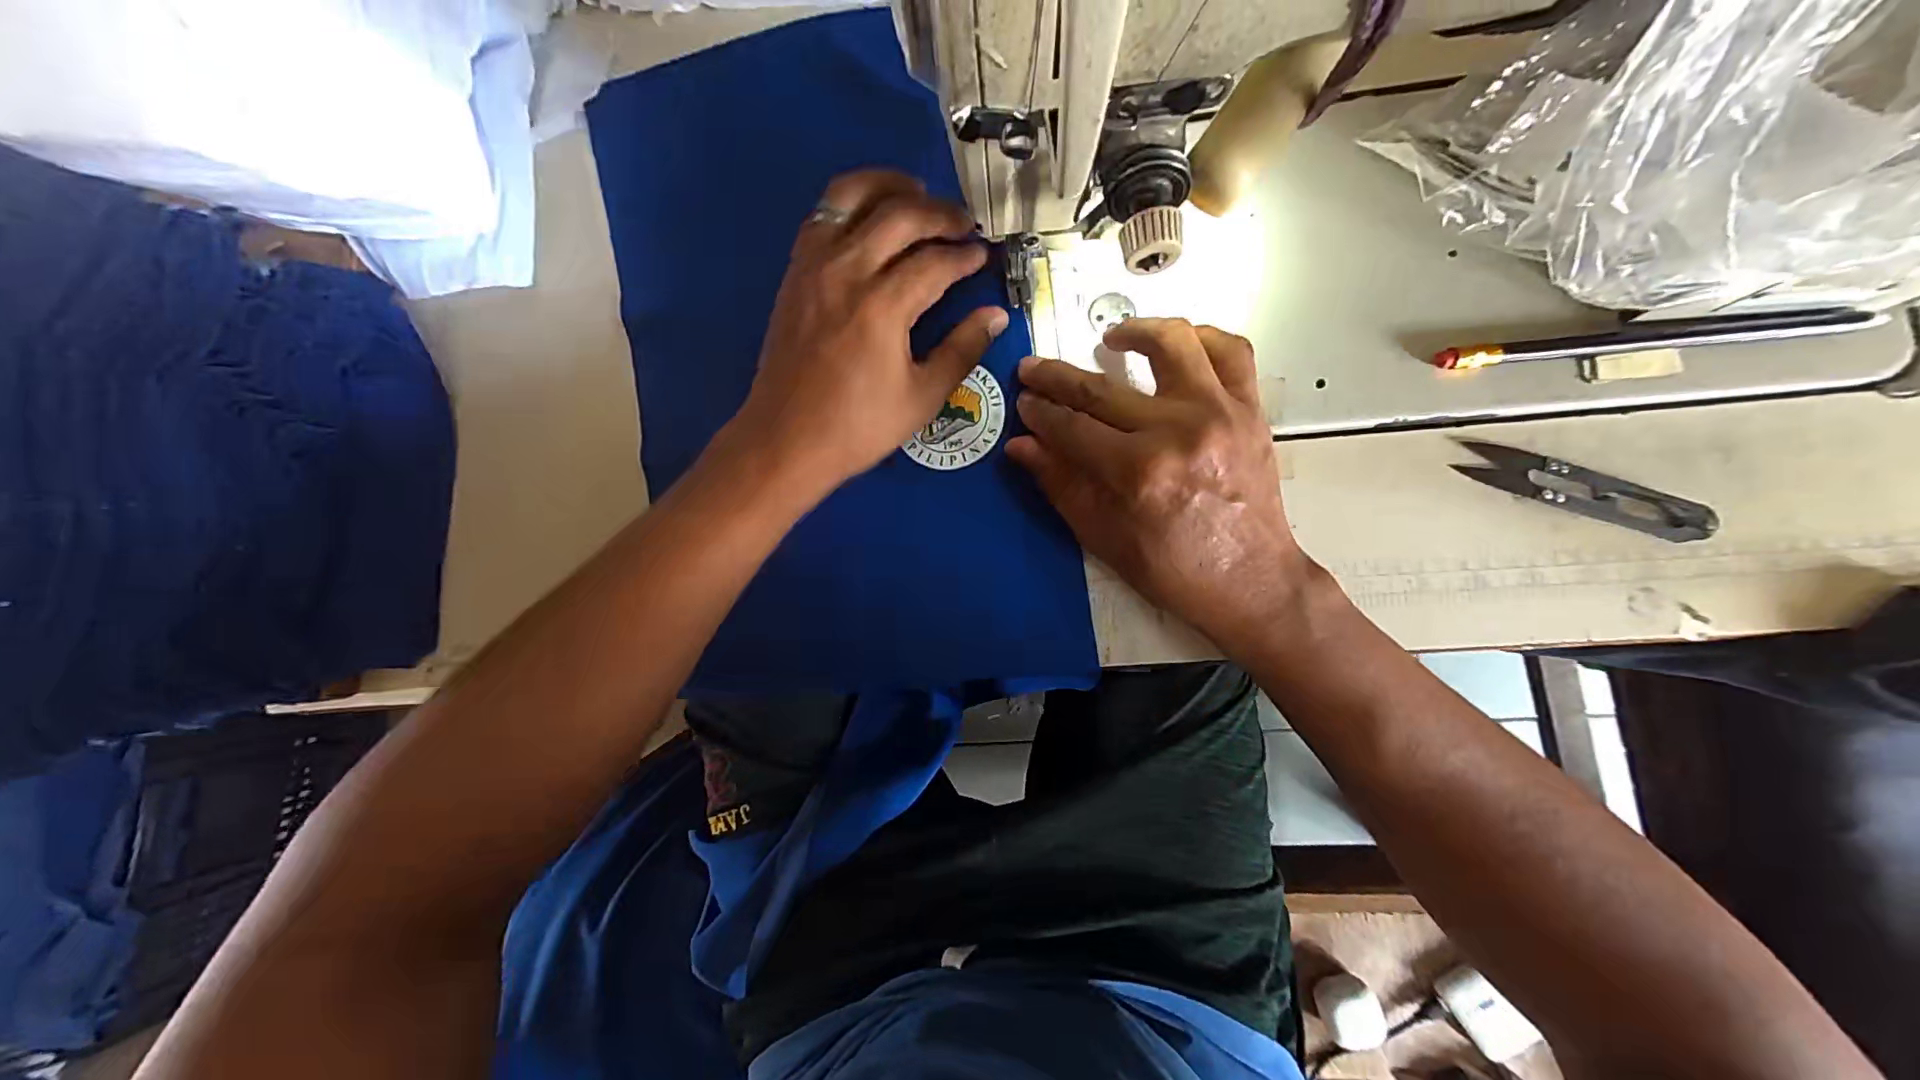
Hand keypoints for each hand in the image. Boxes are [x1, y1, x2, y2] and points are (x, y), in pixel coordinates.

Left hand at [727, 169, 1009, 493]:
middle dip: (939, 212)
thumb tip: (994, 316)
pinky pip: (822, 216)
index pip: (935, 261)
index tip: (983, 256)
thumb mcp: (921, 397)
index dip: (965, 255)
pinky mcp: (794, 272)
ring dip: (890, 186)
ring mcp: (814, 266)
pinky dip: (851, 205)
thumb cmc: (857, 427)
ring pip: (852, 196)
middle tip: (963, 223)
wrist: (785, 439)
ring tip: (917, 195)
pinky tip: (870, 220)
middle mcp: (846, 271)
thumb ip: (961, 350)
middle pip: (900, 214)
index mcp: (882, 306)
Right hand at [1006, 318, 1321, 651]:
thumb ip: (1060, 485)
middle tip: (1034, 370)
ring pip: (1173, 344)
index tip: (1022, 402)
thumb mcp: (1103, 537)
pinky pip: (1231, 352)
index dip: (1039, 413)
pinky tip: (1177, 345)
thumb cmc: (1173, 570)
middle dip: (1058, 377)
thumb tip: (1021, 445)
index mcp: (1139, 472)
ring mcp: (1220, 413)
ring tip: (1110, 338)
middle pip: (1104, 389)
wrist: (1250, 581)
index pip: (1072, 427)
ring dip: (1133, 331)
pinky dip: (1201, 337)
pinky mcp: (1250, 411)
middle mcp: (1178, 431)